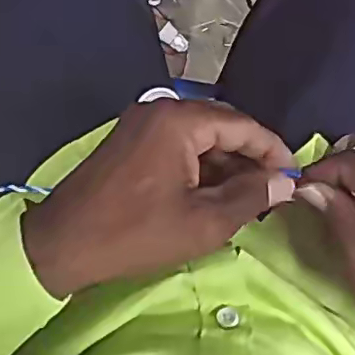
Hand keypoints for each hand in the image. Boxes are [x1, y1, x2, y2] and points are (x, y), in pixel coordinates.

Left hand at [21, 99, 297, 297]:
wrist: (61, 245)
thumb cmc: (134, 234)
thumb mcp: (203, 222)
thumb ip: (250, 198)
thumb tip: (283, 183)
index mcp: (178, 121)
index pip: (242, 125)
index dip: (274, 151)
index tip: (293, 178)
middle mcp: (158, 110)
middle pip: (220, 126)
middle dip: (249, 158)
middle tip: (271, 192)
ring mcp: (139, 124)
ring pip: (198, 137)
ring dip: (224, 165)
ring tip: (246, 200)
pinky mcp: (129, 141)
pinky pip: (175, 146)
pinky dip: (198, 167)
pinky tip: (211, 195)